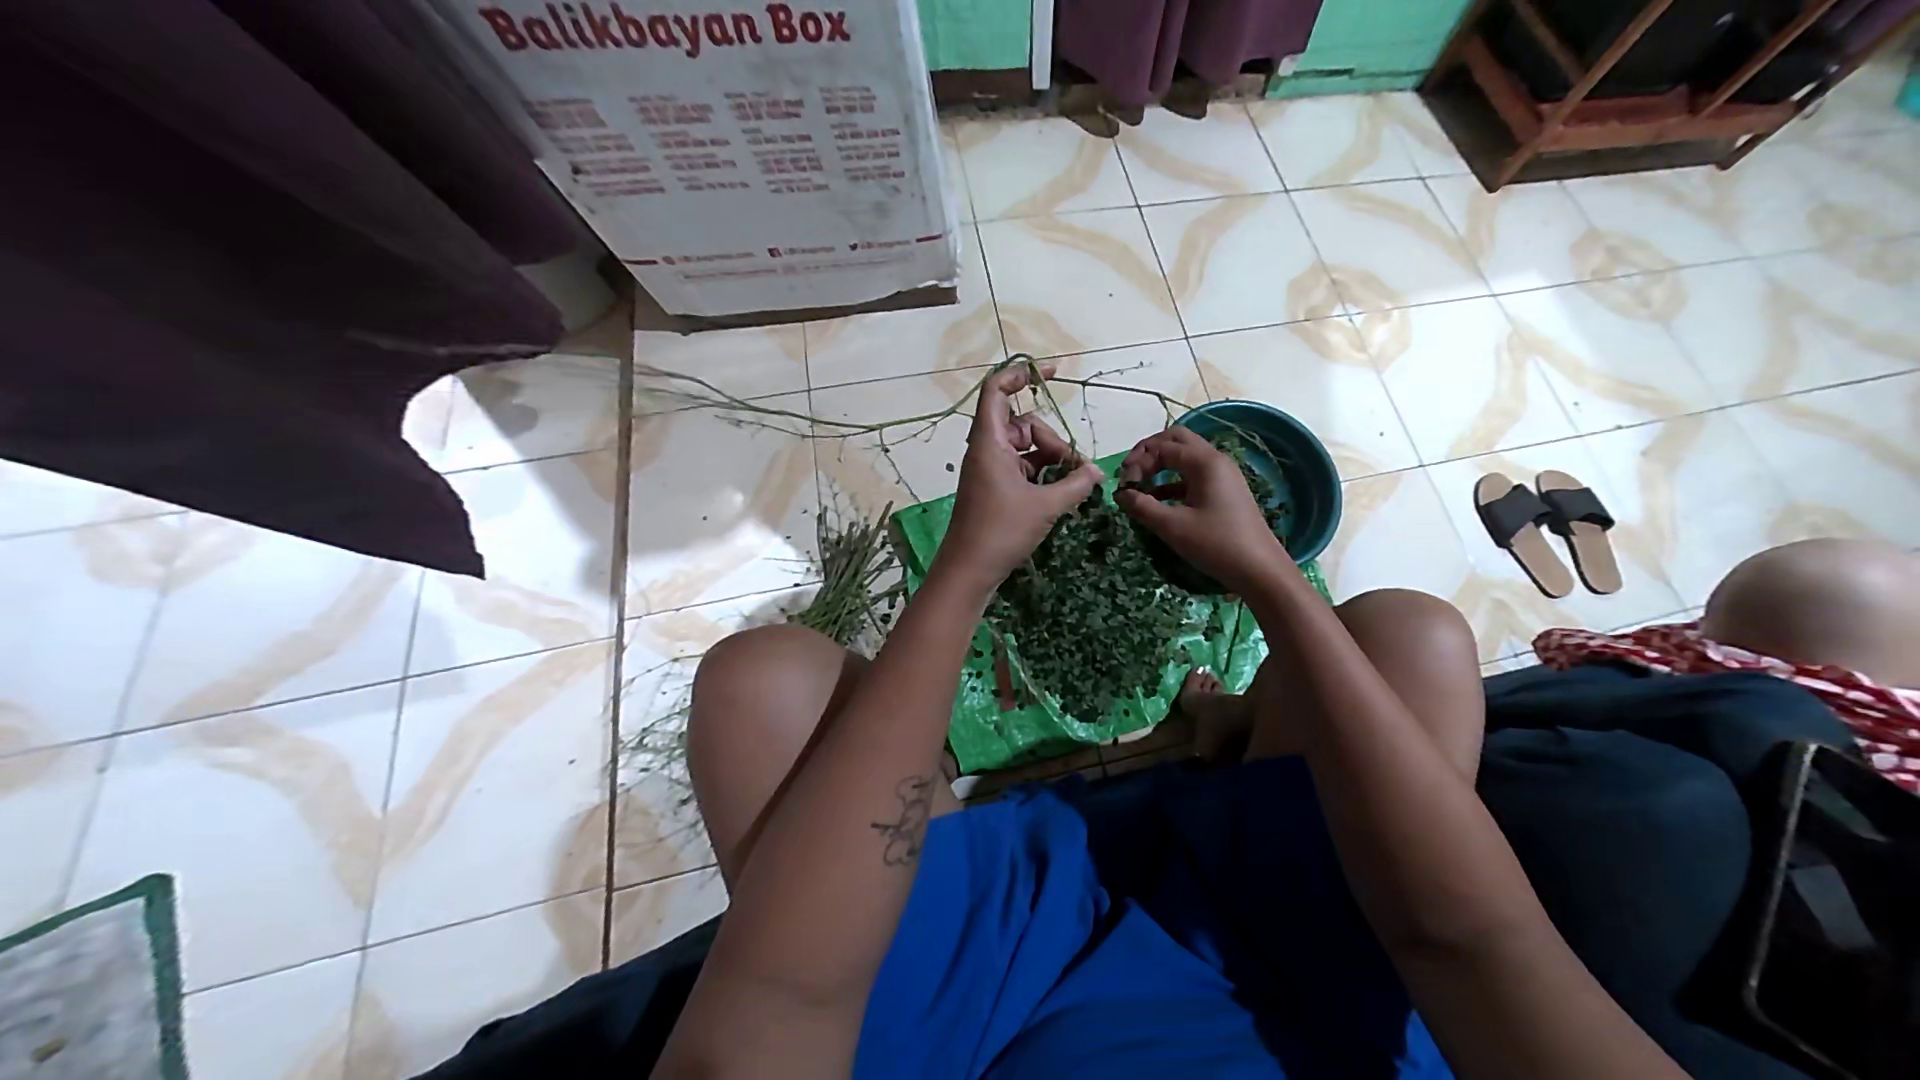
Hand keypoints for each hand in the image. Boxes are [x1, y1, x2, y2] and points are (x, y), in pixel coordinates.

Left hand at [934, 363, 1103, 591]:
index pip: (997, 391)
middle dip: (1052, 439)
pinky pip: (1021, 468)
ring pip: (1025, 448)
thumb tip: (1097, 471)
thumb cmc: (1001, 532)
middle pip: (1023, 424)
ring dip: (1050, 459)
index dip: (1021, 374)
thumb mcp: (1046, 505)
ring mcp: (989, 470)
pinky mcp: (994, 488)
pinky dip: (1041, 474)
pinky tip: (1061, 492)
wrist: (969, 570)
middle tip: (1074, 467)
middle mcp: (986, 450)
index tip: (1052, 372)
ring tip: (1073, 483)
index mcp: (989, 442)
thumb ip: (1075, 483)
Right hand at [1114, 426, 1287, 594]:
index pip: (1162, 447)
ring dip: (1160, 466)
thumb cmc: (1215, 544)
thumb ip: (1142, 506)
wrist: (1259, 569)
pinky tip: (1158, 500)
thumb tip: (1120, 494)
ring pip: (1184, 457)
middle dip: (1149, 454)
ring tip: (1140, 488)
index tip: (1124, 485)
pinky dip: (1172, 481)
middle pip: (1176, 441)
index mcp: (1204, 463)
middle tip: (1131, 474)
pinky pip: (1192, 476)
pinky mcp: (1223, 492)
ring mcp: (1221, 476)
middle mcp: (1215, 461)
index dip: (1138, 462)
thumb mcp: (1172, 526)